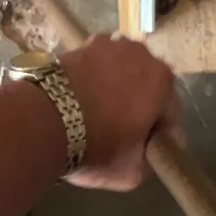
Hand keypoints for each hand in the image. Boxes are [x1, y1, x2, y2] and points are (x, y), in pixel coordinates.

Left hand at [57, 34, 179, 190]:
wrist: (46, 119)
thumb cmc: (98, 146)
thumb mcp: (134, 171)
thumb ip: (152, 155)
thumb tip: (152, 143)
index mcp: (162, 80)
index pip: (169, 110)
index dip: (157, 131)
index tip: (141, 146)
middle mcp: (140, 53)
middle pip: (147, 82)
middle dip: (139, 101)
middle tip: (119, 128)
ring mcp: (109, 43)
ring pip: (122, 68)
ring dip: (117, 84)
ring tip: (97, 110)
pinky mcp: (82, 43)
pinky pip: (97, 62)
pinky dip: (94, 75)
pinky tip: (81, 95)